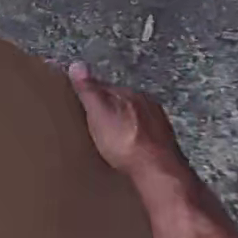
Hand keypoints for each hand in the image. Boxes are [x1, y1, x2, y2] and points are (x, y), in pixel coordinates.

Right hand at [66, 62, 185, 179]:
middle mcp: (147, 104)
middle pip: (118, 100)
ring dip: (120, 120)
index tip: (74, 97)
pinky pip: (141, 131)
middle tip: (87, 116)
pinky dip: (131, 134)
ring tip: (105, 131)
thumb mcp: (98, 114)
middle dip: (105, 105)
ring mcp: (158, 123)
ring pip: (132, 115)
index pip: (102, 86)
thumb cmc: (124, 142)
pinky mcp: (163, 141)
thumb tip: (77, 65)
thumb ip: (88, 90)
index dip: (86, 92)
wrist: (157, 172)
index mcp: (129, 95)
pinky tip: (124, 144)